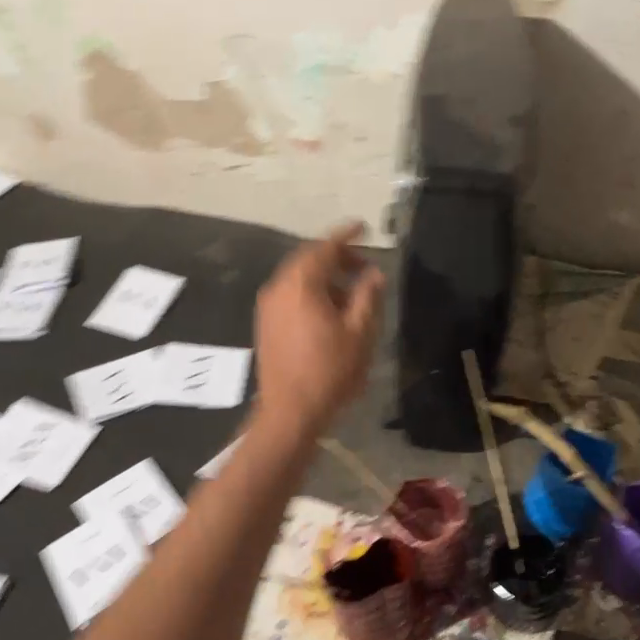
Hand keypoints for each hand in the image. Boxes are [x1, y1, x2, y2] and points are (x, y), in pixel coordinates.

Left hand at [253, 222, 383, 435]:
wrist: (290, 412)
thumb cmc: (329, 371)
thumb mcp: (359, 333)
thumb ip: (368, 297)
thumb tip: (374, 274)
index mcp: (300, 284)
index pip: (324, 247)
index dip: (346, 236)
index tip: (364, 228)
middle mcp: (278, 288)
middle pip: (308, 261)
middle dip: (337, 259)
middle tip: (364, 268)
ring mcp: (268, 307)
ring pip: (298, 280)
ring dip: (325, 279)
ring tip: (352, 295)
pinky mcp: (266, 325)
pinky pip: (290, 296)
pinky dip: (312, 294)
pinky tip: (331, 313)